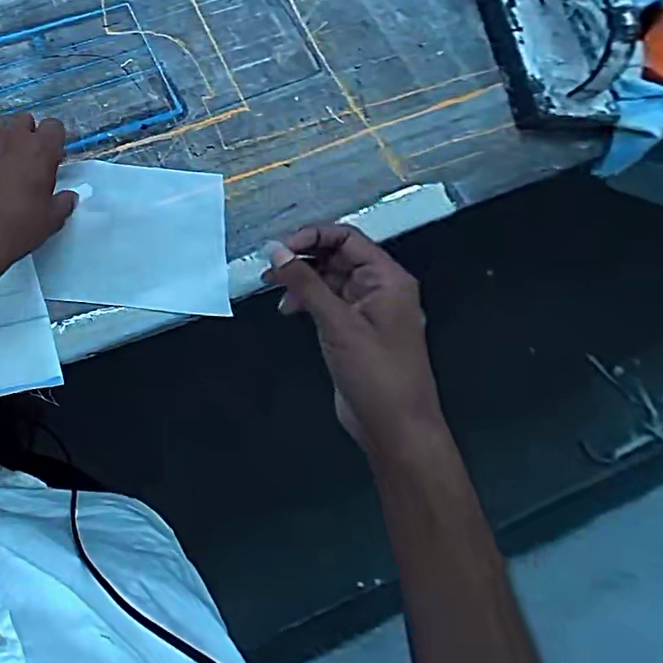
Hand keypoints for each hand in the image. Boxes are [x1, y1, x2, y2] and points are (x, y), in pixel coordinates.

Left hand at [0, 113, 78, 284]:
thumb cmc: (19, 228)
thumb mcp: (51, 219)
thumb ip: (63, 203)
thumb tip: (68, 197)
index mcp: (40, 150)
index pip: (54, 126)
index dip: (54, 140)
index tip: (52, 157)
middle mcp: (12, 139)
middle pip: (24, 120)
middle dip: (27, 133)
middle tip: (27, 157)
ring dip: (0, 132)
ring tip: (1, 153)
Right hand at [262, 225, 445, 459]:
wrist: (394, 426)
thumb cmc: (375, 372)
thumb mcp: (337, 323)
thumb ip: (305, 283)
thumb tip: (276, 250)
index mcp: (388, 280)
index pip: (347, 238)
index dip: (311, 236)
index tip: (278, 249)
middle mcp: (379, 288)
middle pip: (335, 255)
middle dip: (300, 257)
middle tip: (268, 267)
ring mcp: (365, 308)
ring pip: (326, 277)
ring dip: (298, 278)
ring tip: (270, 286)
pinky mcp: (352, 326)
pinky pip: (324, 298)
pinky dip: (303, 298)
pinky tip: (288, 309)